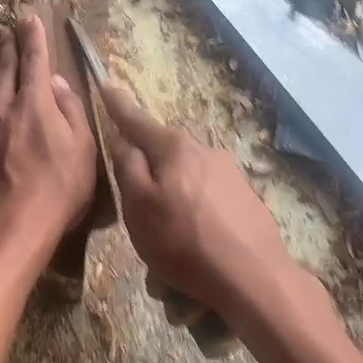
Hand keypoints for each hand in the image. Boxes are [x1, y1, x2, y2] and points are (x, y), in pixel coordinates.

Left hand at [0, 15, 98, 253]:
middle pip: (1, 70)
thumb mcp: (84, 150)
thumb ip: (70, 111)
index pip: (34, 61)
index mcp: (34, 105)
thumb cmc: (58, 192)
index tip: (28, 19)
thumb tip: (56, 83)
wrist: (13, 230)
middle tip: (3, 32)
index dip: (32, 37)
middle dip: (3, 47)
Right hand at [101, 87, 298, 317]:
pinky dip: (196, 222)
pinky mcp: (246, 198)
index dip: (117, 105)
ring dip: (173, 208)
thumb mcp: (139, 207)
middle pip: (164, 156)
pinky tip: (197, 254)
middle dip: (149, 180)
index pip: (136, 120)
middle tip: (142, 220)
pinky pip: (207, 203)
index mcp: (174, 148)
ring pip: (186, 183)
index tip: (106, 83)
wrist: (255, 278)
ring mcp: (229, 173)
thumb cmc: (185, 242)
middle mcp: (204, 150)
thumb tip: (123, 140)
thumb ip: (127, 168)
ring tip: (170, 253)